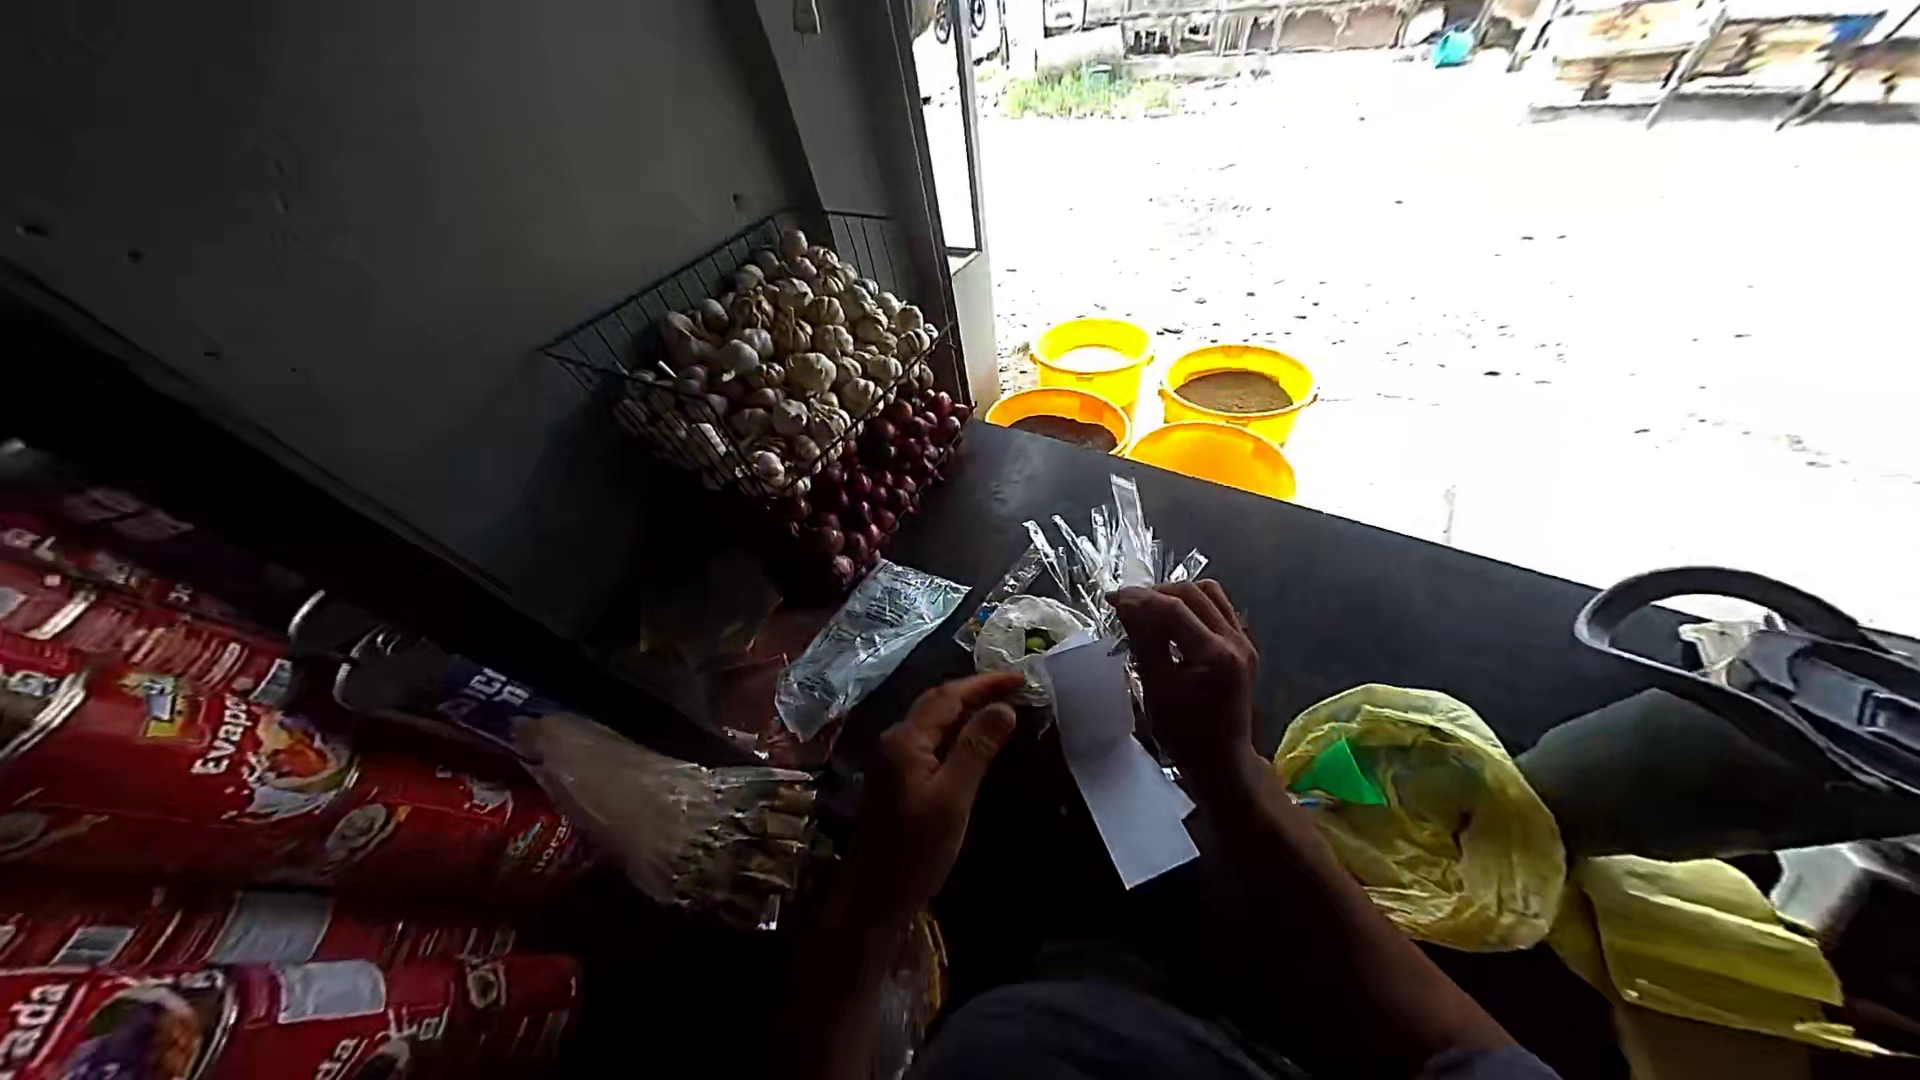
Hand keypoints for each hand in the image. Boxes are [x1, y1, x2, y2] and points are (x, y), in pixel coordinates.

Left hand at [850, 671, 1024, 915]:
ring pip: (933, 720)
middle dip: (975, 690)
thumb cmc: (916, 850)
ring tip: (1000, 704)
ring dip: (966, 709)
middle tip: (1013, 686)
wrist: (874, 898)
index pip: (949, 696)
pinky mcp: (896, 776)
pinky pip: (930, 739)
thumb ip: (976, 749)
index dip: (984, 683)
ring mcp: (893, 758)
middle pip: (938, 702)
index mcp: (906, 740)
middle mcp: (895, 740)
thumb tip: (1003, 707)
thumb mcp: (953, 798)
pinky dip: (956, 731)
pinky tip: (973, 739)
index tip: (1019, 676)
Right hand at [1109, 581, 1260, 784]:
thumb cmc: (1184, 732)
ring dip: (1178, 594)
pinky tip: (1175, 620)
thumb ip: (1144, 640)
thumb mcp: (1156, 687)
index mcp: (1214, 655)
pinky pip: (1220, 609)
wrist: (1222, 761)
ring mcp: (1245, 642)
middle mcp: (1236, 641)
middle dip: (1157, 592)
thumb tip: (1125, 604)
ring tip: (1151, 608)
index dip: (1139, 598)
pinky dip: (1195, 606)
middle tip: (1128, 604)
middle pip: (1194, 593)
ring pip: (1210, 594)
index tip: (1112, 598)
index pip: (1173, 608)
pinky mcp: (1245, 647)